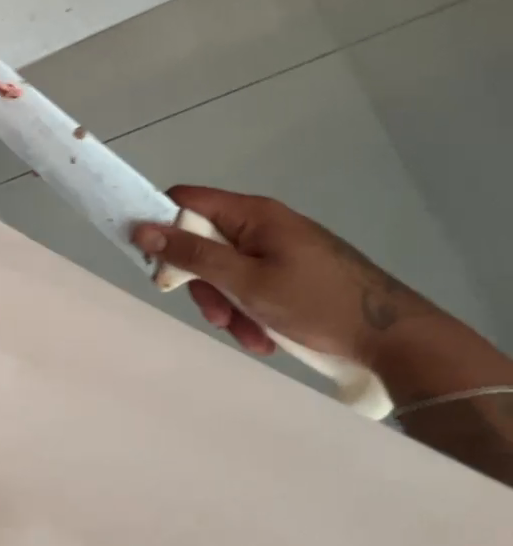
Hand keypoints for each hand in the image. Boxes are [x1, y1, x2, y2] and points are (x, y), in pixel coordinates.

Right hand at [133, 185, 444, 366]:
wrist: (405, 345)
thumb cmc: (320, 304)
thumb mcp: (246, 281)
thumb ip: (191, 254)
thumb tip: (140, 229)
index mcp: (253, 214)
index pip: (185, 200)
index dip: (162, 224)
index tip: (156, 259)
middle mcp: (265, 226)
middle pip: (203, 241)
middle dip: (201, 281)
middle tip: (212, 312)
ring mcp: (282, 251)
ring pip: (226, 269)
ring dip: (225, 303)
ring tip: (245, 334)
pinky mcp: (296, 276)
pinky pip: (253, 285)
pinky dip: (249, 310)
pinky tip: (263, 336)